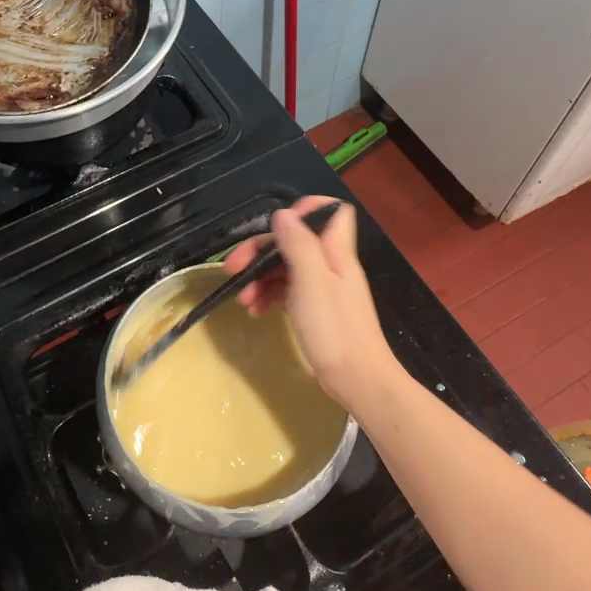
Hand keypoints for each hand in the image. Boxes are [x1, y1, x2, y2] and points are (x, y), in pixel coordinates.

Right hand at [224, 196, 399, 405]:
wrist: (358, 379)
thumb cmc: (334, 328)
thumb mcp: (310, 280)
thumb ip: (298, 243)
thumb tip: (283, 214)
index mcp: (336, 252)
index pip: (330, 212)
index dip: (305, 210)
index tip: (276, 226)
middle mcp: (331, 265)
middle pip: (295, 241)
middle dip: (262, 250)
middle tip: (233, 268)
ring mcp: (324, 289)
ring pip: (288, 269)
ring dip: (261, 278)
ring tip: (242, 300)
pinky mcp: (317, 312)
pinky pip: (289, 293)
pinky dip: (270, 297)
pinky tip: (255, 312)